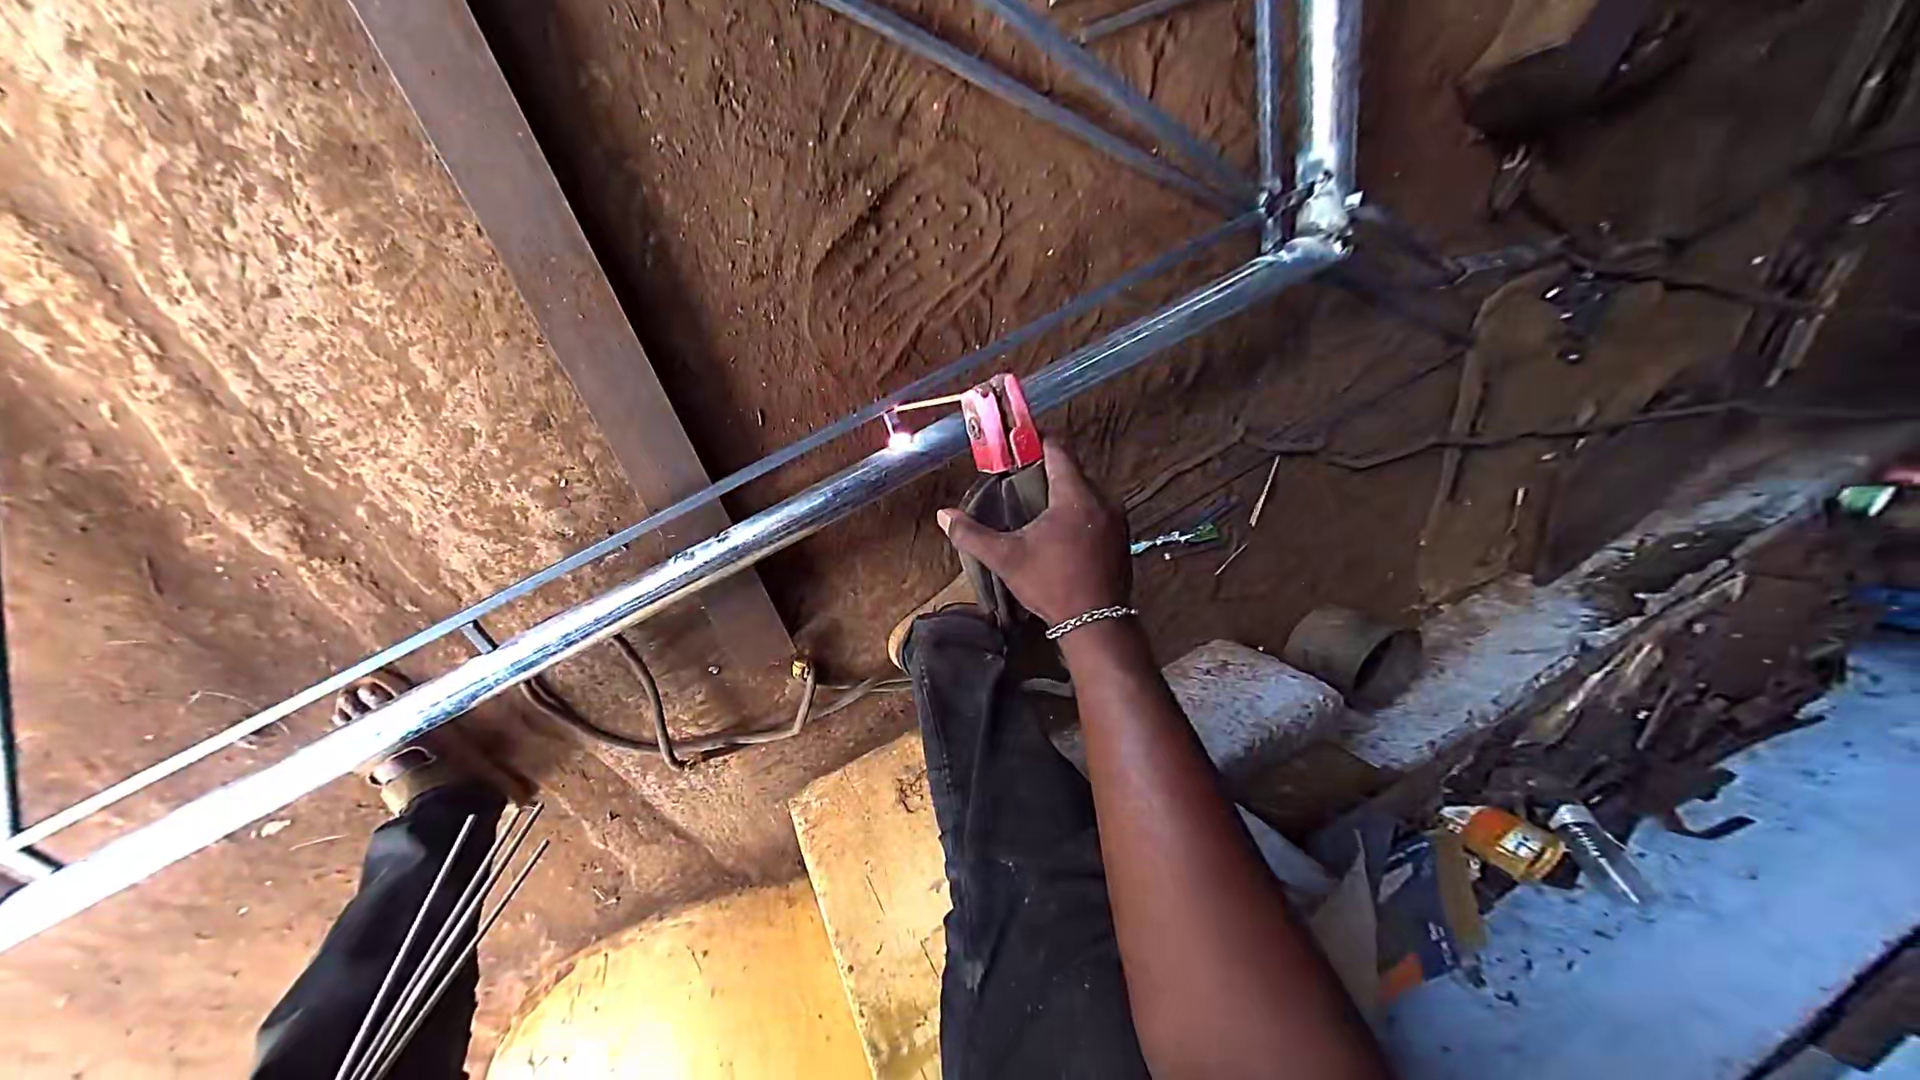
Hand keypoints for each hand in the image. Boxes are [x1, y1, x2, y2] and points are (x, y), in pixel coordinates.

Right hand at [937, 439, 1131, 626]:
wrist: (1096, 623)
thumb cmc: (1051, 585)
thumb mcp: (1006, 558)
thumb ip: (971, 534)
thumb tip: (942, 515)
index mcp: (1075, 495)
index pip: (1058, 449)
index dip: (1036, 442)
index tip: (1017, 444)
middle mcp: (1102, 500)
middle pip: (1072, 472)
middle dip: (1046, 474)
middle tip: (1019, 483)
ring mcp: (1117, 520)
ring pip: (1085, 493)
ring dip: (1063, 497)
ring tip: (1037, 511)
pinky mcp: (1121, 538)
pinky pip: (1097, 513)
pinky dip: (1079, 515)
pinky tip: (1061, 535)